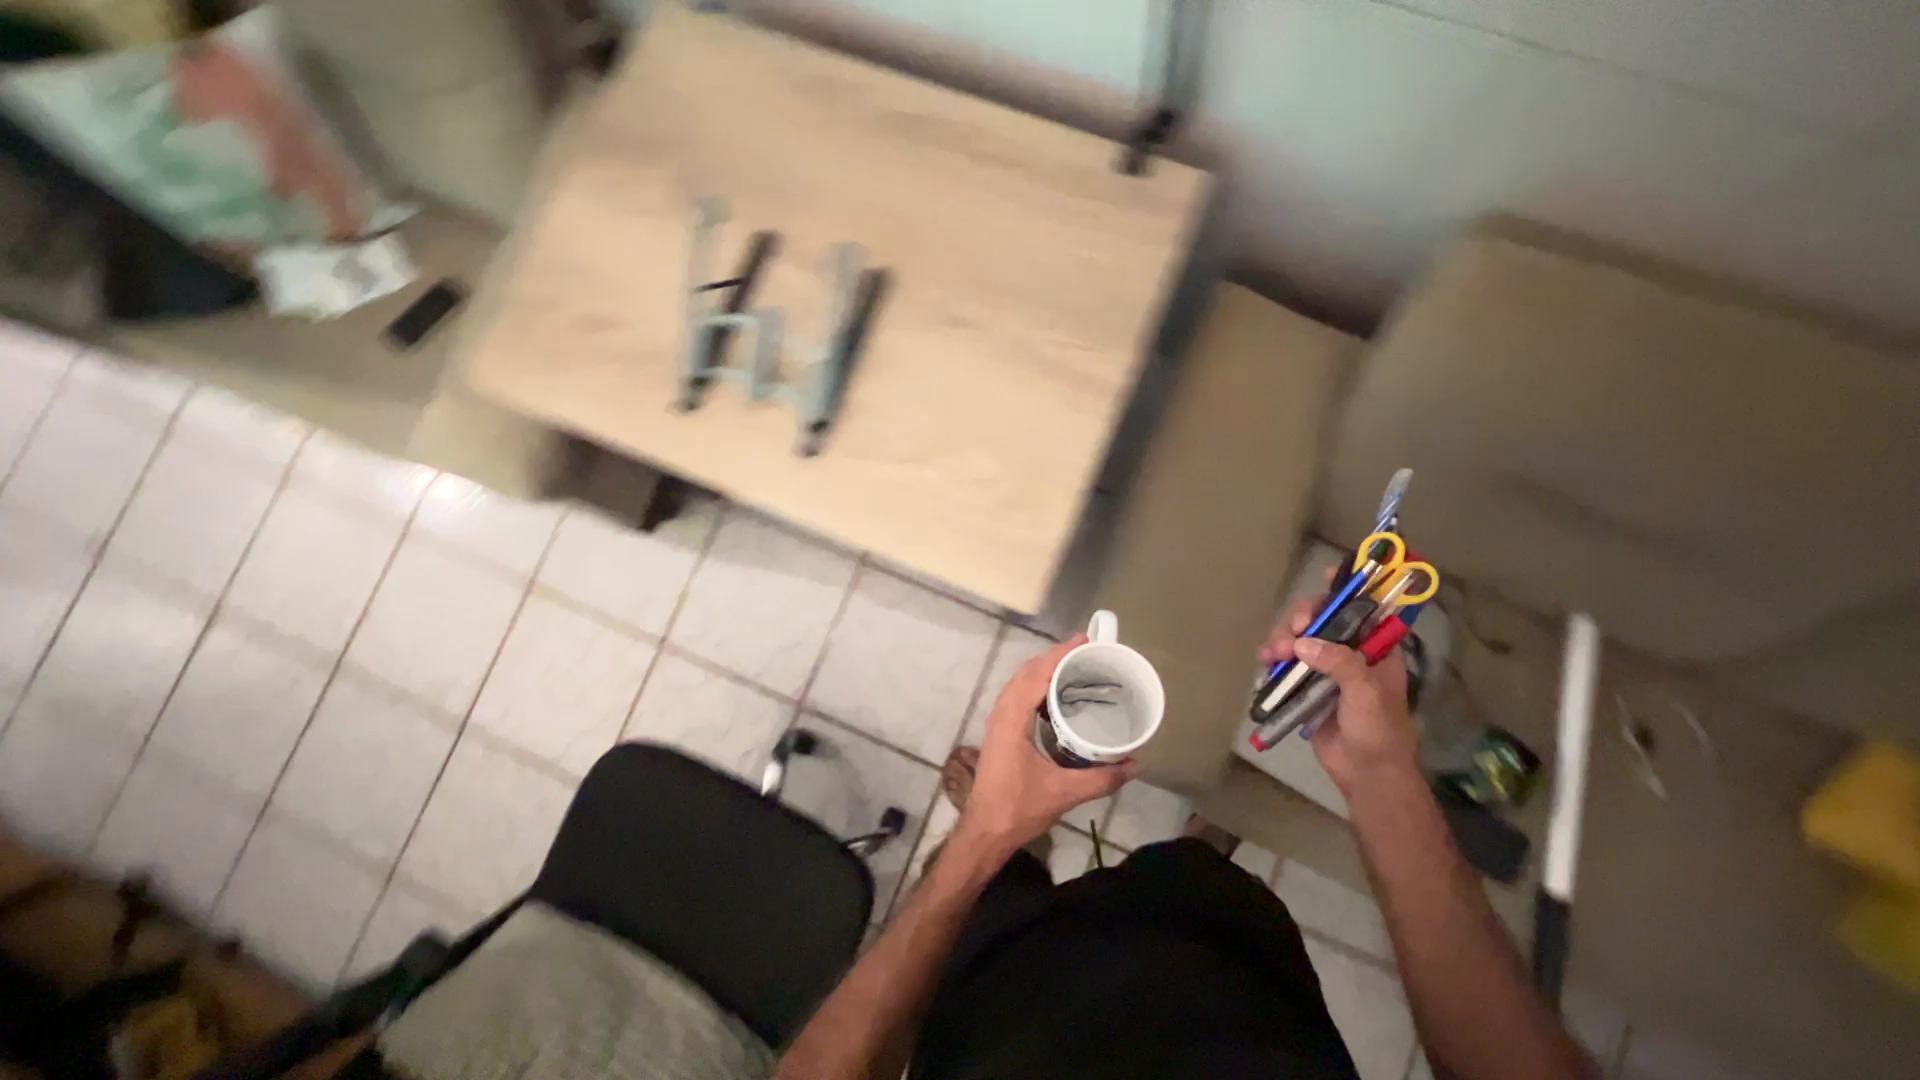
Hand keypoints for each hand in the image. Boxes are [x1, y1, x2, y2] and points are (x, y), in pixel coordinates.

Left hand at [955, 635, 1135, 856]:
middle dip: (1055, 657)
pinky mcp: (1000, 732)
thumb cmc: (1019, 809)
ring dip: (1045, 670)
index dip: (1059, 655)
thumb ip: (1102, 779)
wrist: (985, 831)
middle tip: (1088, 651)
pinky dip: (1037, 686)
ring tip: (1076, 667)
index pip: (1035, 674)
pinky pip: (1018, 696)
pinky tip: (1057, 695)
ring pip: (1020, 683)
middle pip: (1027, 672)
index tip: (1085, 642)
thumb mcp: (1065, 793)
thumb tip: (1136, 765)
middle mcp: (1001, 714)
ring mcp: (998, 722)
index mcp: (1012, 720)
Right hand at [1260, 584, 1418, 791]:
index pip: (1363, 610)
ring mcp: (1327, 671)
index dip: (1348, 590)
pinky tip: (1265, 664)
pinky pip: (1287, 664)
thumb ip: (1339, 662)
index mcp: (1376, 651)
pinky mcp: (1307, 688)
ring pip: (1301, 640)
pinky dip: (1274, 660)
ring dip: (1283, 640)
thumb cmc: (1377, 730)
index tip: (1328, 576)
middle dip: (1303, 620)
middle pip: (1323, 621)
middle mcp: (1351, 655)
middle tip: (1291, 632)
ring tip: (1272, 654)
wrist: (1365, 773)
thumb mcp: (1365, 692)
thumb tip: (1302, 643)